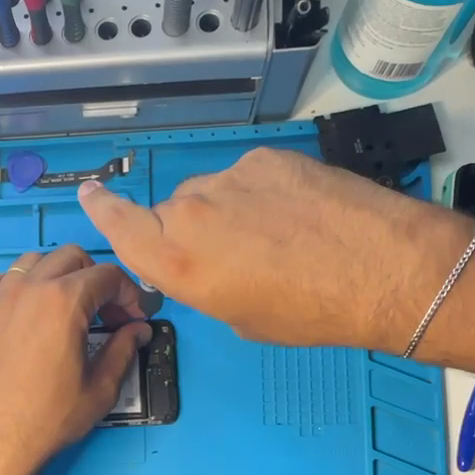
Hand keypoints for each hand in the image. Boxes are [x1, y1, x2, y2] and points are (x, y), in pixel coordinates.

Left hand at [0, 246, 151, 474]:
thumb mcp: (98, 390)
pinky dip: (16, 284)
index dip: (129, 294)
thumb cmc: (47, 419)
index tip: (133, 319)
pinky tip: (25, 308)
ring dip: (58, 274)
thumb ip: (122, 351)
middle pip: (72, 257)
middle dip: (96, 279)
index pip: (108, 276)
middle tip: (106, 314)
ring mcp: (0, 297)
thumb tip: (138, 331)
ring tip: (68, 307)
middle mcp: (30, 287)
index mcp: (64, 301)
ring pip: (34, 260)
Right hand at [76, 147, 474, 350]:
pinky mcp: (266, 157)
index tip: (90, 193)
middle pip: (169, 214)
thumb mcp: (238, 317)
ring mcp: (229, 179)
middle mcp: (191, 214)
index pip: (119, 225)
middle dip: (187, 233)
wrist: (384, 270)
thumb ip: (203, 284)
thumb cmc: (310, 312)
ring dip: (227, 213)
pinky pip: (245, 177)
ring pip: (209, 194)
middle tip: (231, 257)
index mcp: (176, 262)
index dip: (101, 209)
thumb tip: (208, 263)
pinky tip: (294, 215)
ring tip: (274, 238)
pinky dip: (260, 194)